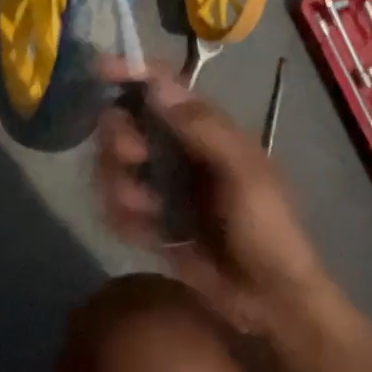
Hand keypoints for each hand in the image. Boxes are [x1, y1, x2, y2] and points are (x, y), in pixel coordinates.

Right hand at [97, 73, 328, 327]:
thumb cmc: (267, 228)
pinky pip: (114, 204)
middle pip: (124, 123)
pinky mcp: (149, 218)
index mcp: (203, 128)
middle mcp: (175, 148)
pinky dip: (121, 216)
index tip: (100, 70)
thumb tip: (156, 85)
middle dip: (119, 140)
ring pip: (112, 164)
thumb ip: (202, 128)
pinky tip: (144, 233)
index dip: (130, 72)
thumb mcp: (243, 173)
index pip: (160, 85)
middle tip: (132, 160)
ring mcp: (160, 183)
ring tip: (144, 211)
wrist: (270, 301)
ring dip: (119, 185)